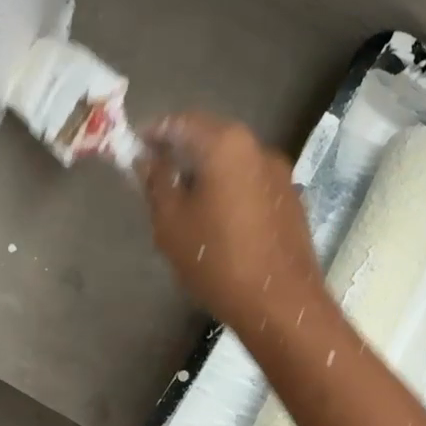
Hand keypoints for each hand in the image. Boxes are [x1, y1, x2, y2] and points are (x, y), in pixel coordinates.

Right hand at [139, 113, 327, 333]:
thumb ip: (156, 183)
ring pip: (232, 163)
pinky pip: (250, 185)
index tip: (134, 152)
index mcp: (226, 144)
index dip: (152, 134)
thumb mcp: (171, 223)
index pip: (180, 122)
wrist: (281, 304)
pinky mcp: (291, 202)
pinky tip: (216, 222)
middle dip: (181, 153)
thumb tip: (147, 160)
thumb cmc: (218, 261)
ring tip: (184, 204)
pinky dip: (228, 192)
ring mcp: (280, 175)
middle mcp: (258, 148)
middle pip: (210, 138)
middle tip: (155, 178)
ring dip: (206, 174)